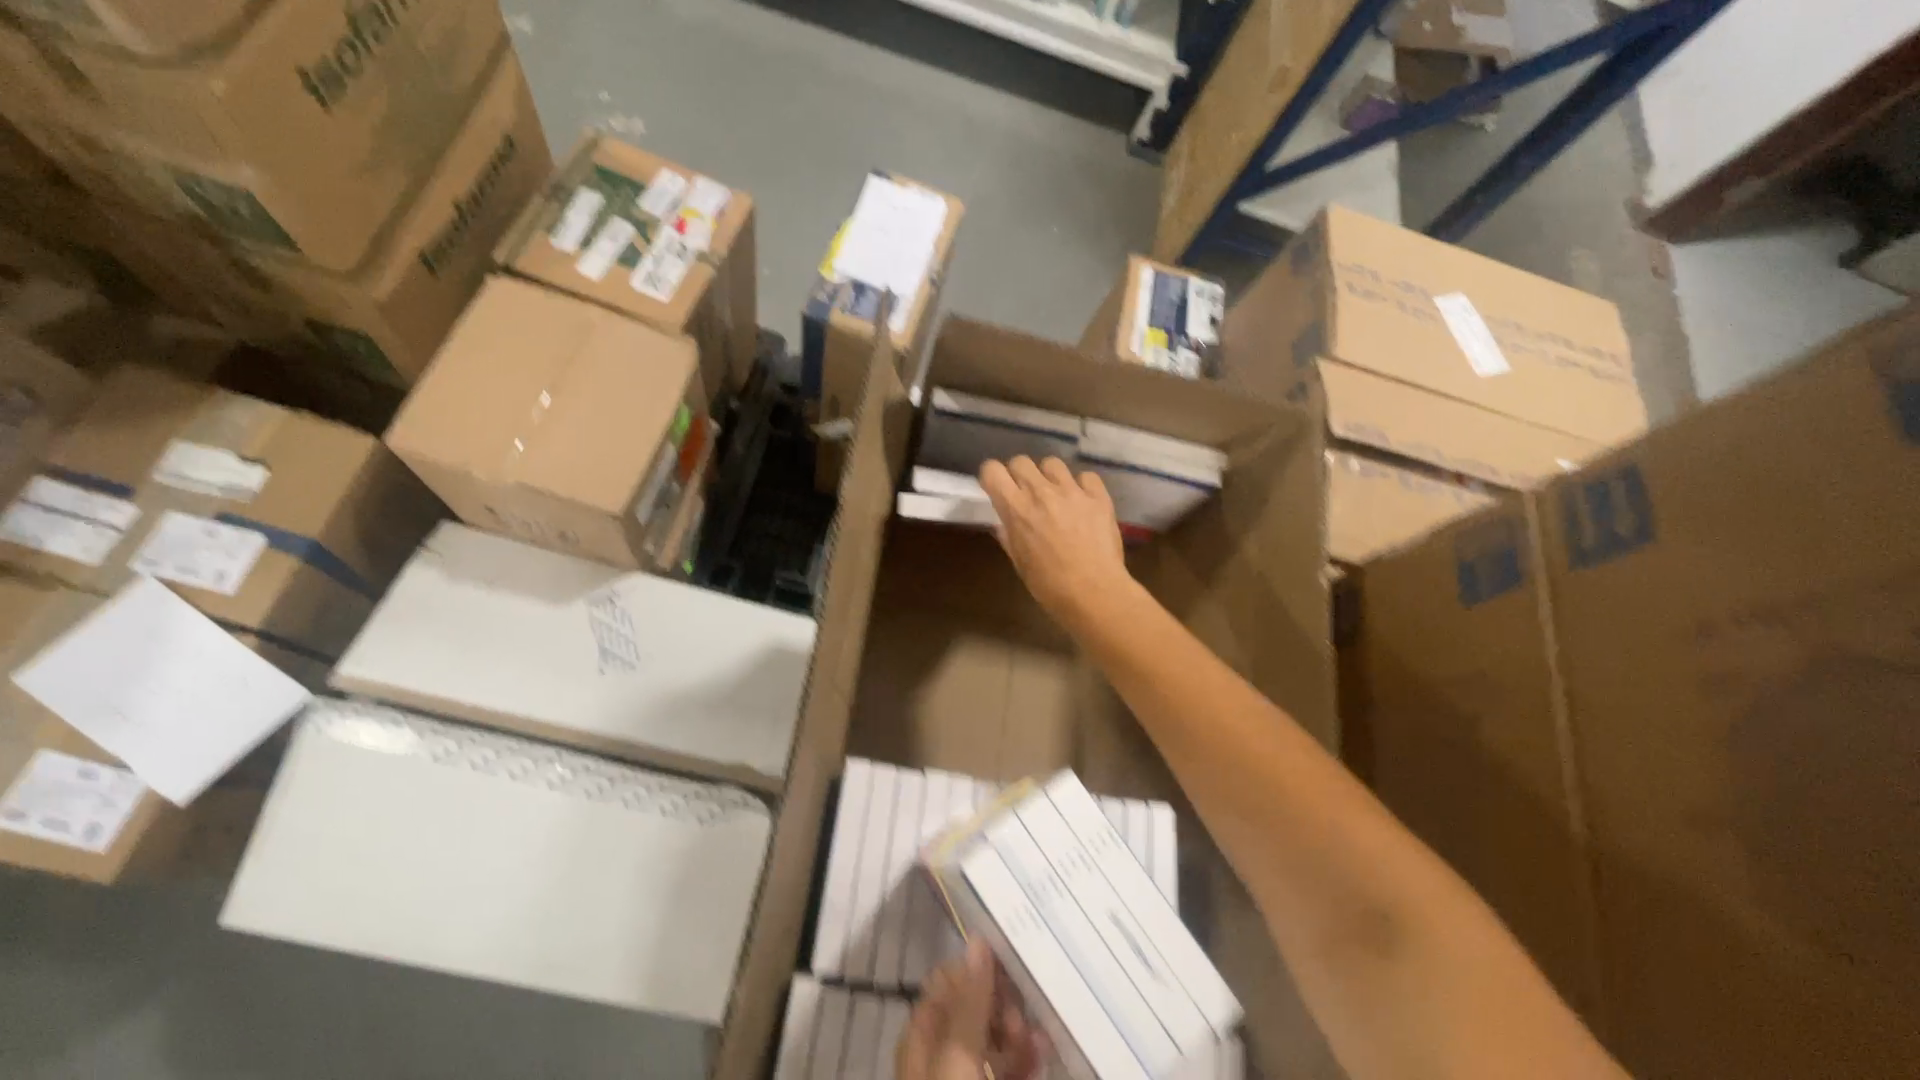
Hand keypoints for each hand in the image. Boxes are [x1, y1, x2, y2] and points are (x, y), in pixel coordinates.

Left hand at [898, 942, 1045, 1079]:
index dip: (981, 972)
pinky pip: (1006, 1063)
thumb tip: (978, 938)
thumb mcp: (959, 1051)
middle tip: (1021, 1019)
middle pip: (978, 1007)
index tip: (1010, 971)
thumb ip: (971, 999)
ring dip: (1020, 1033)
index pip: (951, 980)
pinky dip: (1024, 1057)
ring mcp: (963, 1070)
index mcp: (923, 1030)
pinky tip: (1040, 1056)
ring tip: (1038, 1041)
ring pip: (996, 1037)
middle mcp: (941, 1046)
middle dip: (1006, 1006)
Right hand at [979, 456, 1134, 629]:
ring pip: (1052, 463)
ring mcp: (1072, 491)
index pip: (992, 470)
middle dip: (1019, 475)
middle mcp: (1041, 492)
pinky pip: (1086, 477)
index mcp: (1016, 509)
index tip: (997, 490)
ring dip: (1049, 477)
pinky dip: (1082, 486)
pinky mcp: (1098, 496)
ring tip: (1057, 496)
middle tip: (1026, 495)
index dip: (992, 477)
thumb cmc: (1049, 586)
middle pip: (1021, 461)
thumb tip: (1004, 522)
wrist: (1094, 593)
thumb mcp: (1019, 562)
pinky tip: (1083, 503)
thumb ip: (1009, 536)